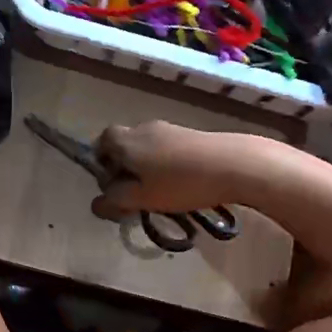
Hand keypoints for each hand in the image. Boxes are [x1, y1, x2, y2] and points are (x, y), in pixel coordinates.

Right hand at [91, 121, 275, 218]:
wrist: (235, 164)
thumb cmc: (180, 183)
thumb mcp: (142, 198)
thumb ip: (115, 200)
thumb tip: (97, 202)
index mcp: (127, 141)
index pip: (102, 141)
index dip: (102, 162)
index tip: (111, 185)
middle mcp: (144, 129)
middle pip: (124, 145)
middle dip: (124, 169)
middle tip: (134, 195)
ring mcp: (170, 129)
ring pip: (147, 149)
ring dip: (146, 169)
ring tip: (159, 195)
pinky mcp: (191, 135)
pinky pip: (167, 149)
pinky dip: (165, 166)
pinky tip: (181, 186)